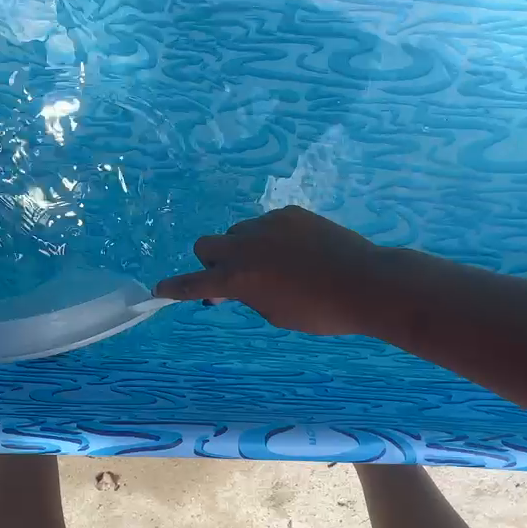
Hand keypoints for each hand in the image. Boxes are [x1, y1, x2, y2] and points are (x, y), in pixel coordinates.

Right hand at [154, 205, 382, 335]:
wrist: (366, 283)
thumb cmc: (320, 312)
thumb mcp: (275, 314)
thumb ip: (247, 296)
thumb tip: (234, 286)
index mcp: (237, 279)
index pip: (193, 283)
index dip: (174, 288)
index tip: (160, 289)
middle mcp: (243, 248)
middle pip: (205, 246)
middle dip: (212, 262)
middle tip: (234, 277)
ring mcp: (266, 225)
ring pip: (237, 233)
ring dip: (243, 248)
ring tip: (276, 263)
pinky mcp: (288, 213)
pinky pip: (267, 223)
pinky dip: (271, 237)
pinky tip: (299, 251)